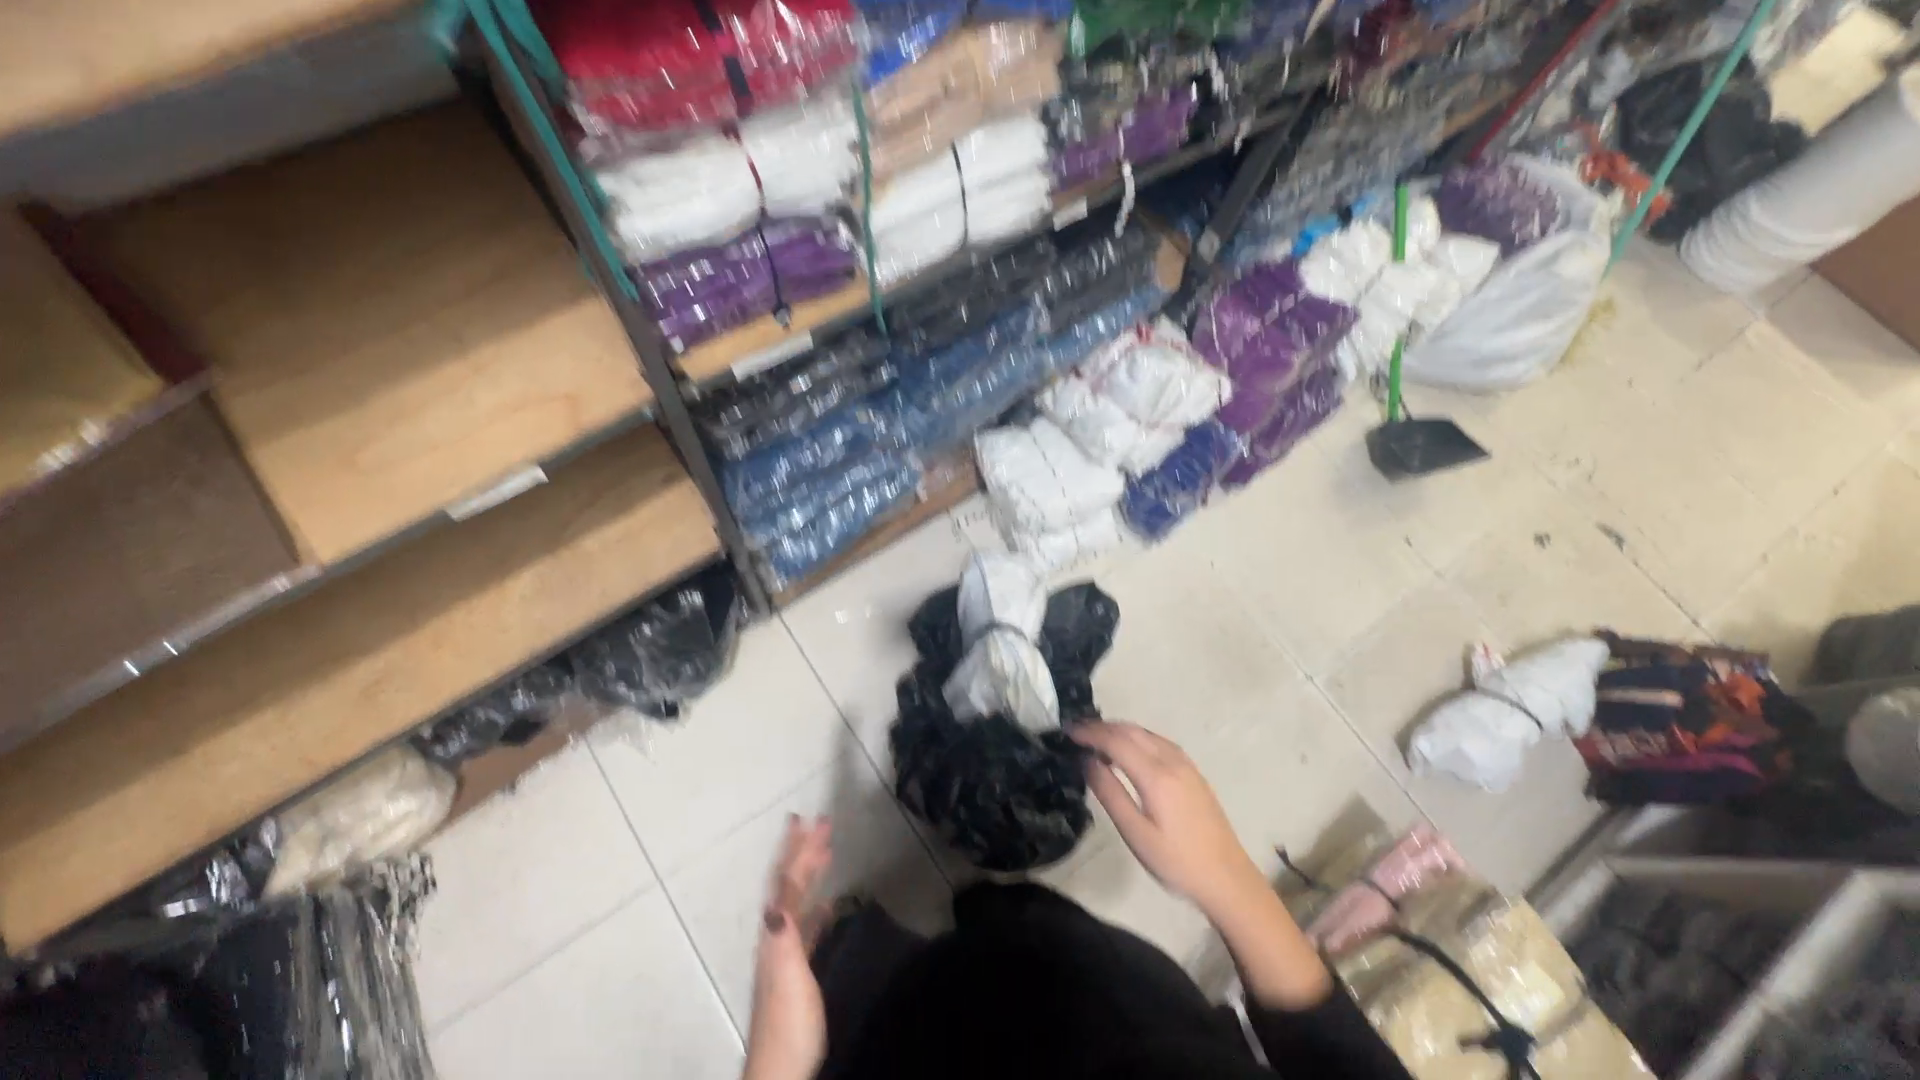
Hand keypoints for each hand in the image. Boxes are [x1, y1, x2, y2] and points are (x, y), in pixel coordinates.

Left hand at [744, 816, 830, 1079]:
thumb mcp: (787, 978)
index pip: (784, 882)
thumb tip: (777, 899)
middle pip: (788, 885)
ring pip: (798, 901)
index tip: (806, 819)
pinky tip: (829, 904)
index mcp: (774, 935)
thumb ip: (783, 939)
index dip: (795, 851)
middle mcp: (776, 937)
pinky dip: (817, 907)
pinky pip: (808, 926)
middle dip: (802, 852)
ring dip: (810, 873)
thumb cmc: (789, 1025)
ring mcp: (786, 954)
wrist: (781, 1070)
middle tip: (819, 822)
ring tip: (824, 851)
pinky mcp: (799, 971)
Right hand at [1071, 722, 1265, 919]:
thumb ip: (1110, 793)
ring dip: (1119, 730)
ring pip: (1147, 734)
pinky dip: (1137, 738)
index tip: (1067, 732)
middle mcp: (1172, 761)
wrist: (1227, 877)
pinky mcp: (1193, 773)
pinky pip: (1159, 742)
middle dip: (1102, 727)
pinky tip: (1128, 751)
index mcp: (1156, 776)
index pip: (1116, 741)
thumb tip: (1087, 761)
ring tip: (1095, 740)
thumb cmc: (1175, 861)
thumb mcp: (1135, 833)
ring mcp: (1186, 765)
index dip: (1089, 733)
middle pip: (1132, 731)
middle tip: (1076, 732)